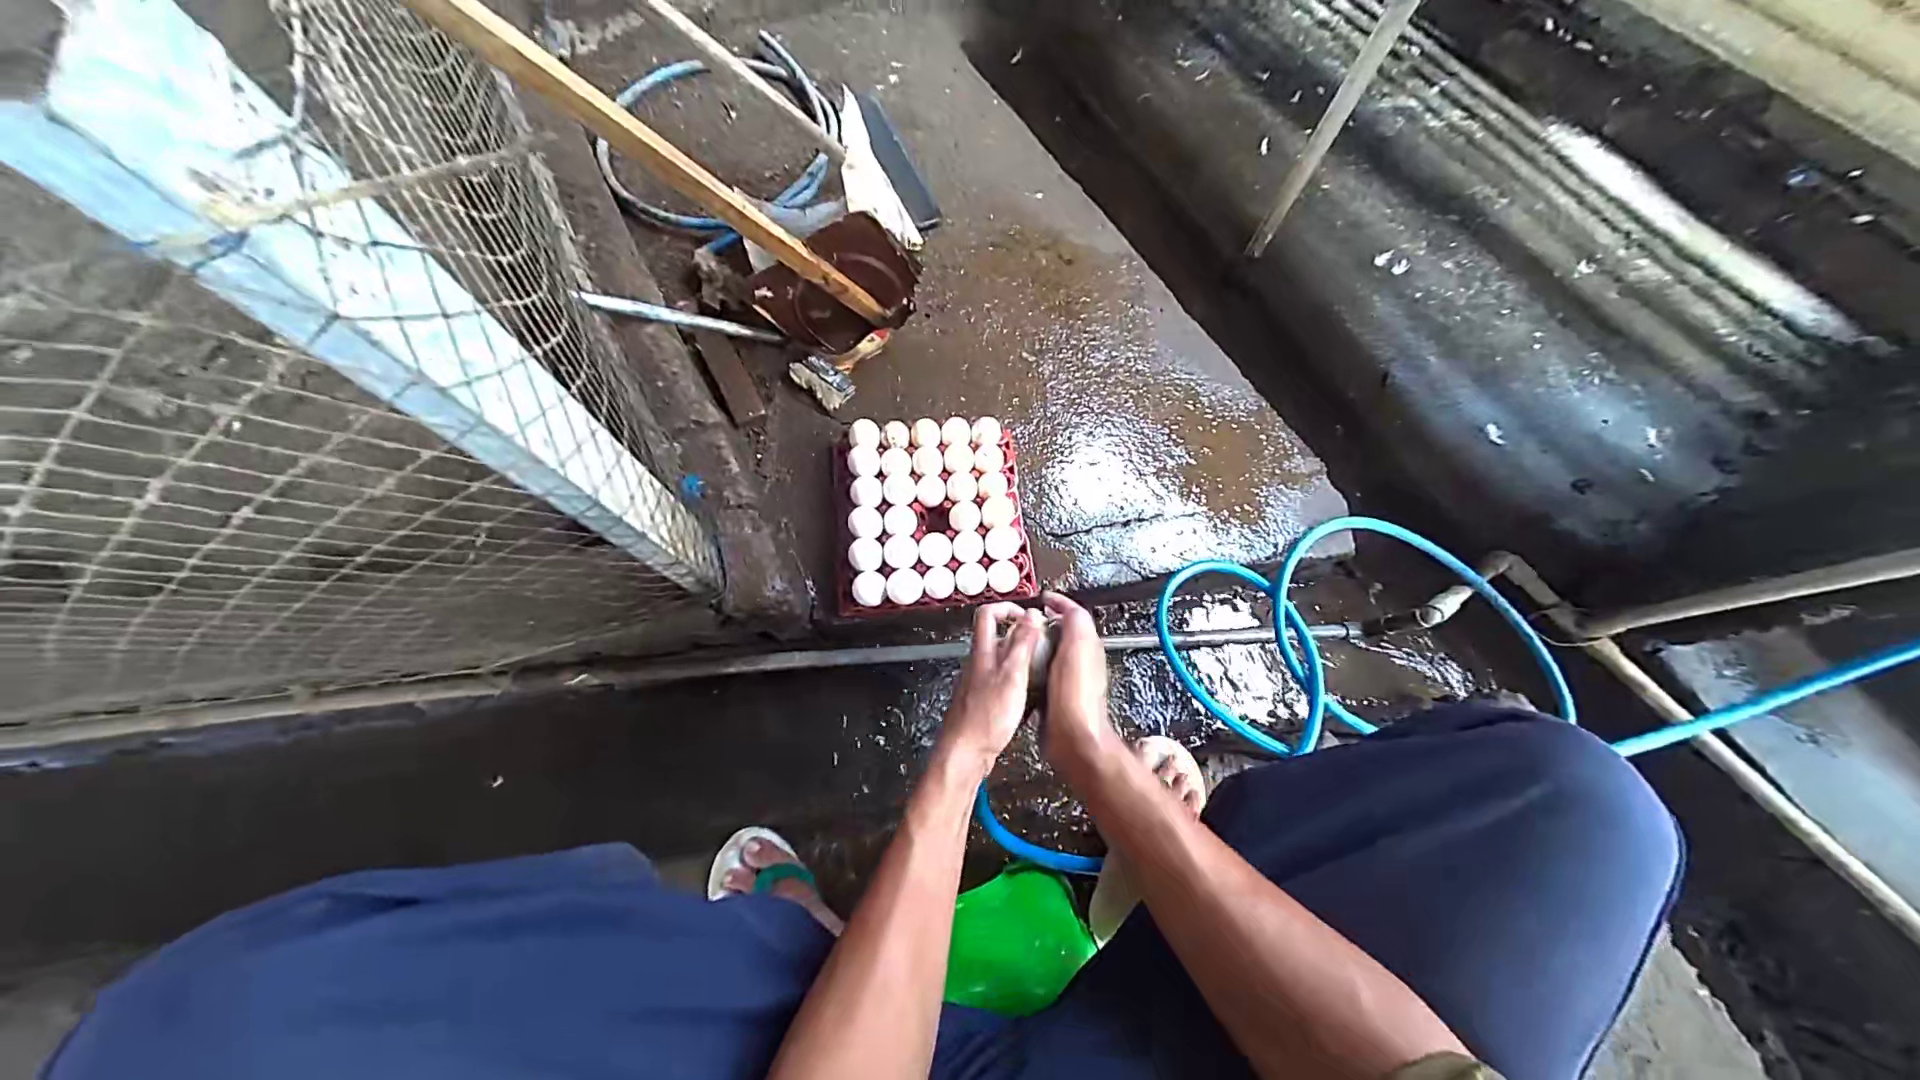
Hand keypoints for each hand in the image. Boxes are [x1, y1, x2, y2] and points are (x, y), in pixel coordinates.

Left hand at [937, 603, 1047, 775]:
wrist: (965, 754)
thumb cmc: (985, 719)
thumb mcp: (1012, 676)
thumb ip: (1022, 645)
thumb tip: (1031, 616)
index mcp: (982, 653)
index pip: (987, 614)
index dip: (1007, 608)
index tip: (1028, 615)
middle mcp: (977, 664)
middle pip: (996, 636)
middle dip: (1020, 634)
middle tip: (1042, 642)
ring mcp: (979, 683)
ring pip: (1001, 660)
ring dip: (1021, 659)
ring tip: (1041, 668)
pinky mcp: (983, 702)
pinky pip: (1002, 682)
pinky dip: (1018, 681)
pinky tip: (1030, 695)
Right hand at [1040, 592, 1121, 773]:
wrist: (1073, 738)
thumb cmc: (1076, 697)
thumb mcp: (1077, 646)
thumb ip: (1075, 621)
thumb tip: (1065, 606)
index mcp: (1087, 646)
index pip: (1075, 614)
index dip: (1059, 603)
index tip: (1043, 598)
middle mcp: (1081, 662)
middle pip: (1064, 633)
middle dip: (1047, 622)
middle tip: (1029, 617)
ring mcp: (1069, 681)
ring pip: (1054, 653)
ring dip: (1039, 644)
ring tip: (1022, 639)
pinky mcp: (1056, 697)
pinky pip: (1044, 675)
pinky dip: (1034, 667)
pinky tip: (1022, 670)